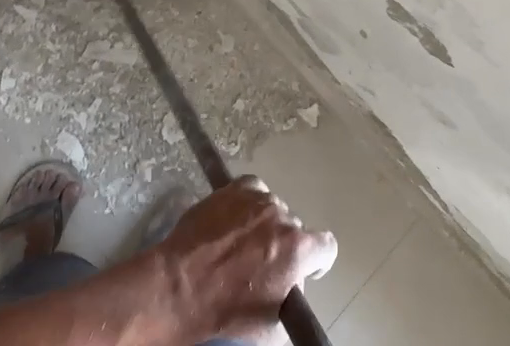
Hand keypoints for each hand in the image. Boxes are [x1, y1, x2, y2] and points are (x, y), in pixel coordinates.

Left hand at [154, 176, 337, 342]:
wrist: (182, 285)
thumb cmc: (229, 309)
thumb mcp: (275, 322)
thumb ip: (295, 298)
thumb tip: (294, 285)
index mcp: (299, 248)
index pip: (327, 245)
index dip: (316, 261)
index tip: (301, 270)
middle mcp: (282, 217)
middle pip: (295, 226)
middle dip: (284, 242)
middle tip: (262, 260)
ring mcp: (256, 199)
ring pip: (273, 207)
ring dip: (265, 222)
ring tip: (243, 240)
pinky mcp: (232, 188)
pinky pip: (253, 189)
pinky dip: (249, 201)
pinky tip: (235, 217)